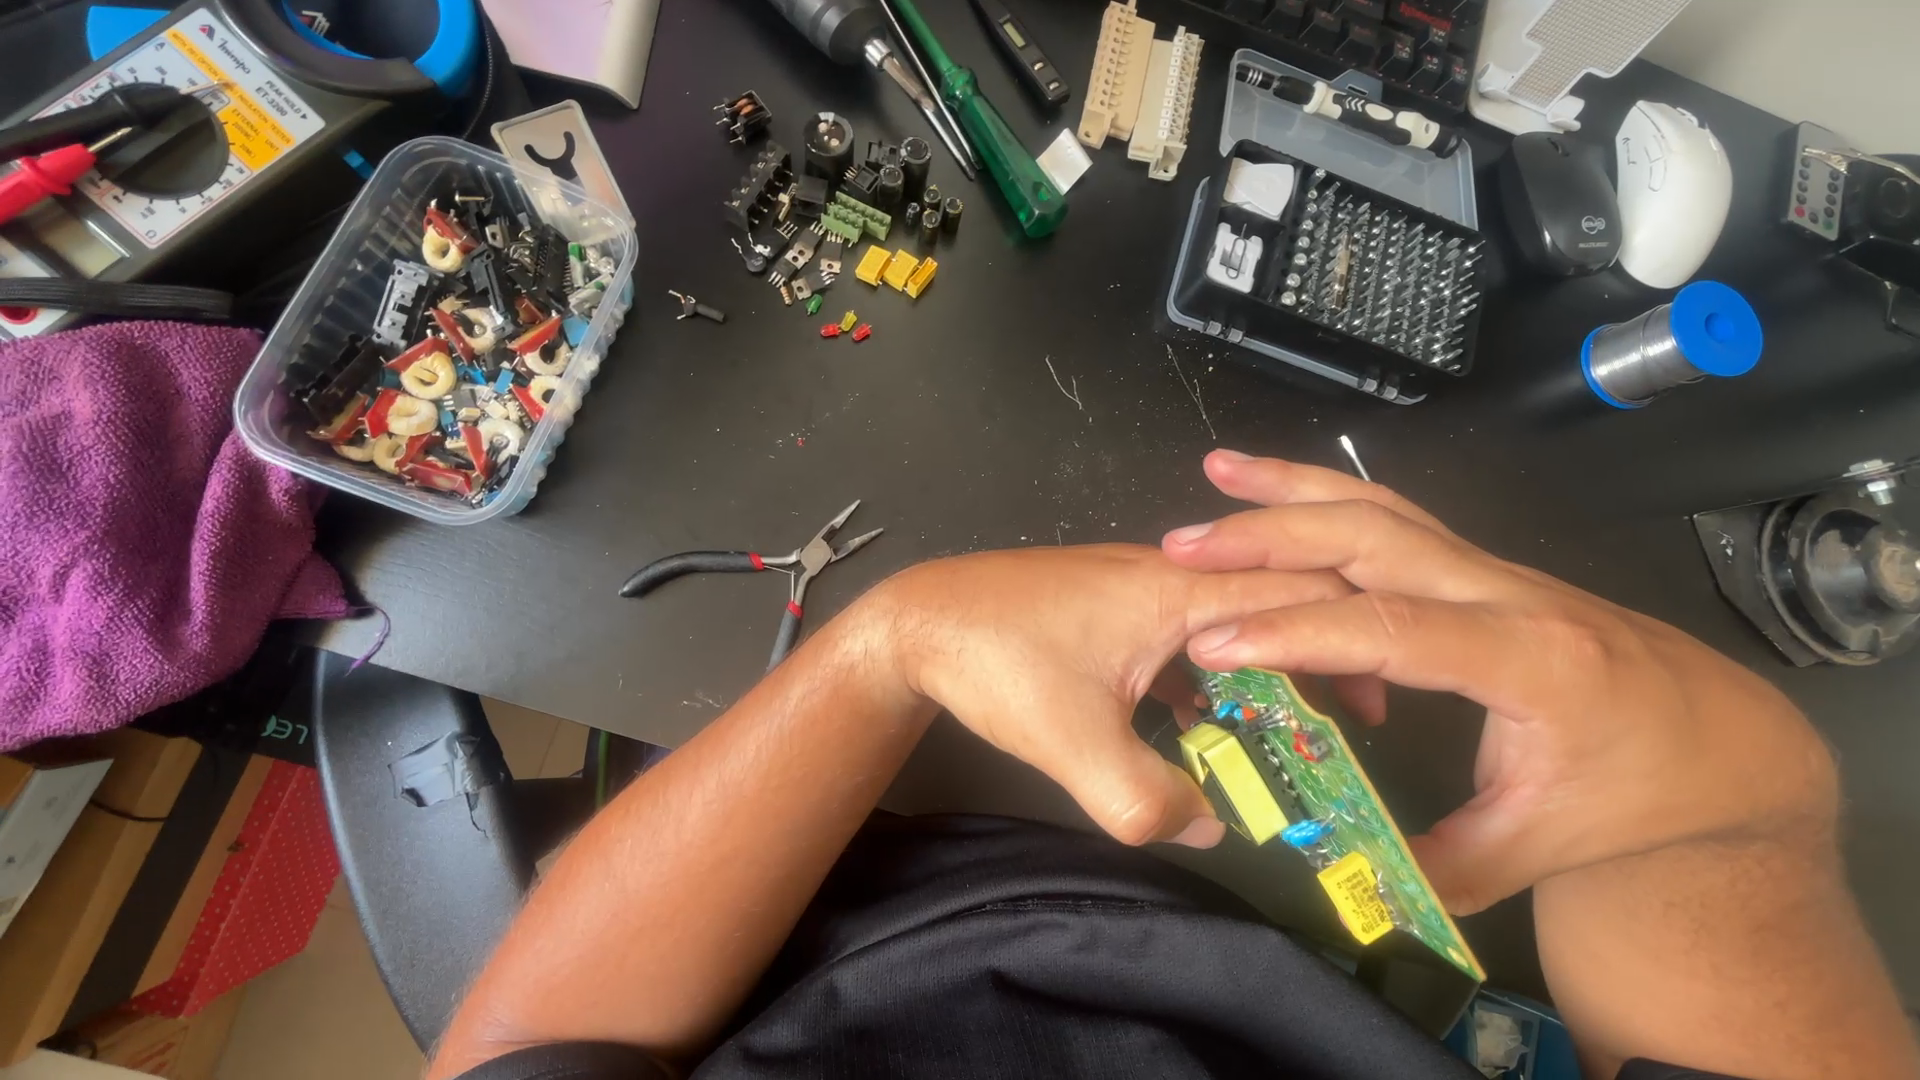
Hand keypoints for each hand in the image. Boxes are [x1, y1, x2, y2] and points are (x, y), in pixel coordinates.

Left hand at [864, 545, 1350, 848]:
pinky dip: (1202, 673)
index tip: (1368, 714)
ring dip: (1252, 672)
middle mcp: (1164, 576)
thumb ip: (1151, 799)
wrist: (917, 621)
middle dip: (1309, 663)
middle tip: (1333, 730)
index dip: (1350, 648)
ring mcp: (1131, 586)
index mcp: (1176, 592)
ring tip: (1273, 734)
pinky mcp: (1105, 606)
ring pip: (1220, 621)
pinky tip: (1194, 722)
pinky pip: (1176, 632)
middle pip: (1267, 604)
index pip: (1298, 596)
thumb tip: (1213, 828)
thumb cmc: (998, 665)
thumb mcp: (1075, 745)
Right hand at [1161, 451, 1839, 914]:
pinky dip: (1322, 491)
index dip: (1294, 632)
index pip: (1390, 627)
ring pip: (1377, 505)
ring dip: (1290, 486)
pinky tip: (1271, 488)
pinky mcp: (1468, 563)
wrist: (1715, 738)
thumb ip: (1441, 861)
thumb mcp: (1542, 844)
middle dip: (1268, 535)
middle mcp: (1503, 591)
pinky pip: (1387, 514)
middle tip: (1183, 545)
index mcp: (1529, 658)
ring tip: (1216, 470)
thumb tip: (1342, 876)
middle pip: (1372, 537)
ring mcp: (1486, 566)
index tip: (1212, 642)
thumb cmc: (1631, 792)